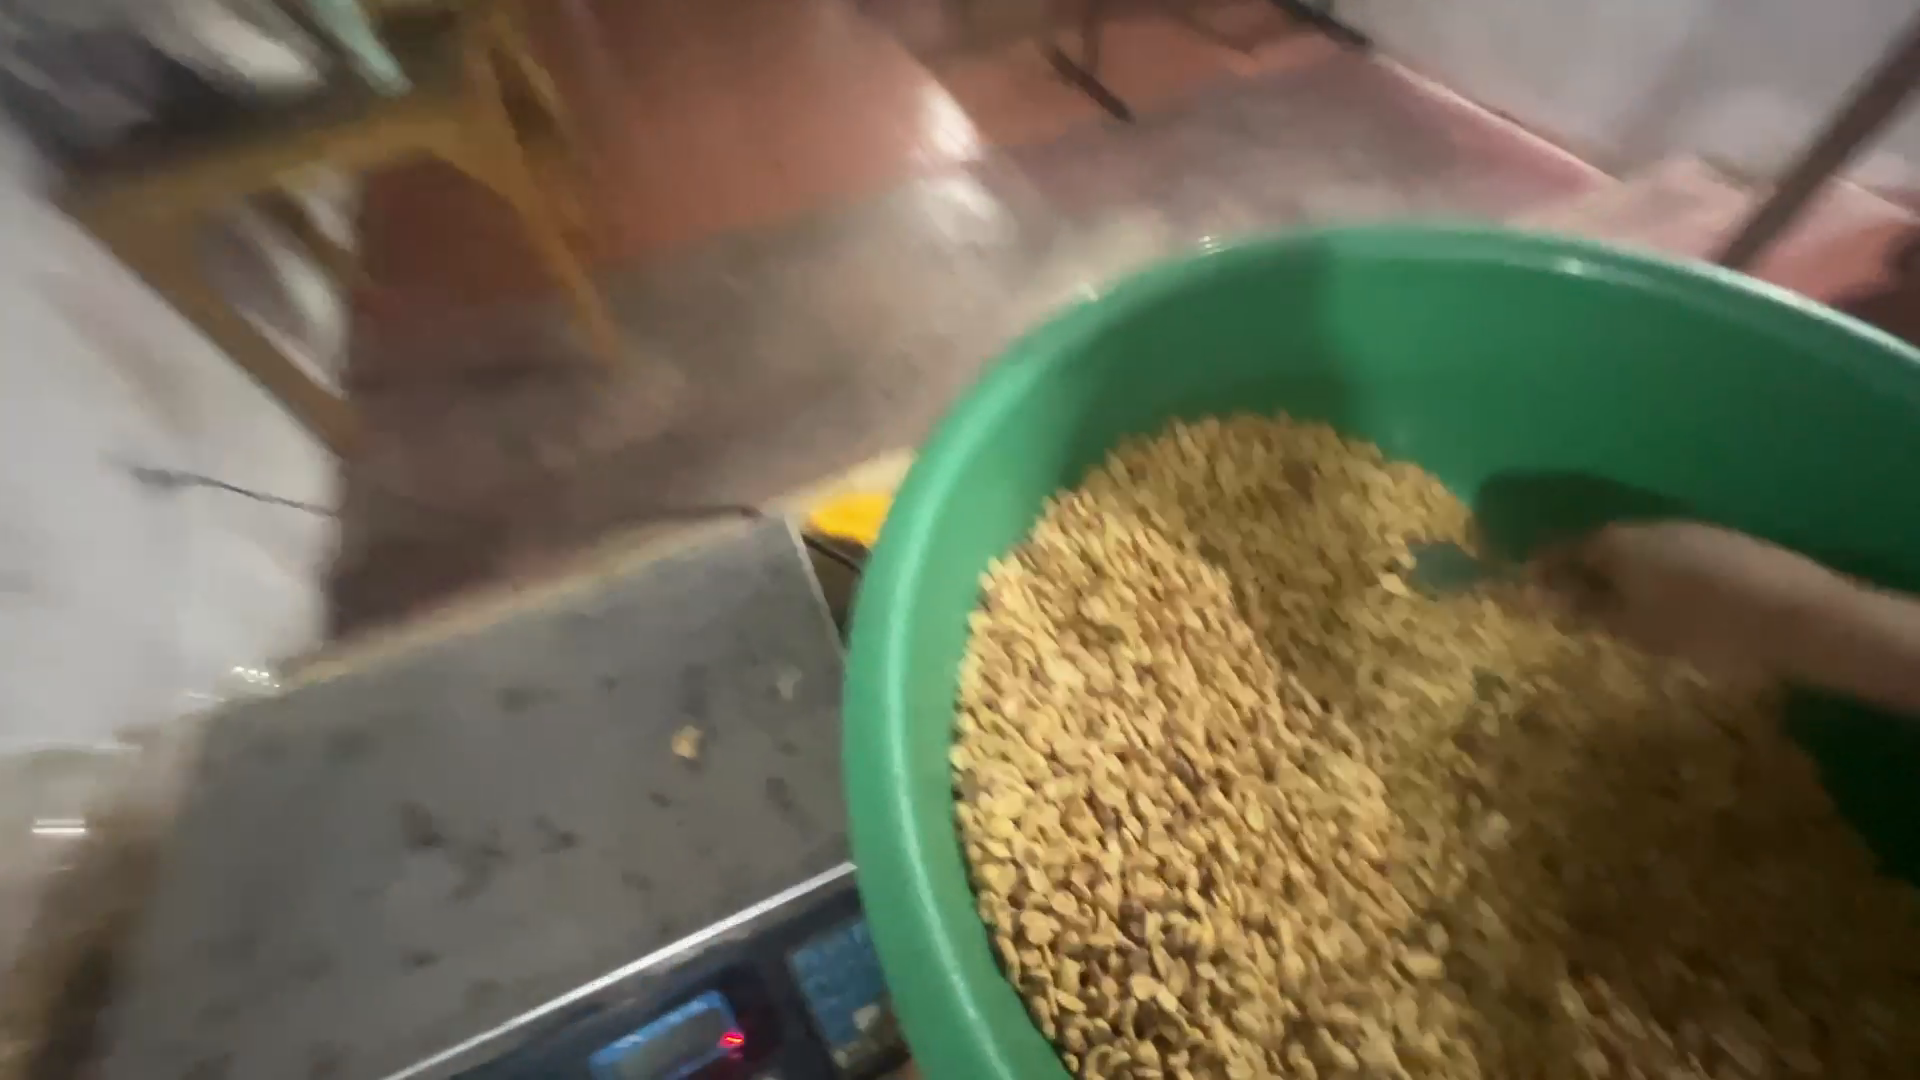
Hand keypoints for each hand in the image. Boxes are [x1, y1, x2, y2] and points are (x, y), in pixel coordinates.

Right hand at [1531, 521, 1850, 673]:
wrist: (1803, 617)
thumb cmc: (1698, 625)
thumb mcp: (1628, 626)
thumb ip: (1583, 607)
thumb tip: (1545, 596)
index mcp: (1611, 544)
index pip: (1557, 552)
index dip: (1539, 571)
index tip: (1524, 590)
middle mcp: (1644, 527)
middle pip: (1600, 548)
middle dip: (1584, 572)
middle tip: (1575, 603)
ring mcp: (1690, 531)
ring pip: (1640, 551)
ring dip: (1625, 573)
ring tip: (1624, 605)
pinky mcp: (1728, 543)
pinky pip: (1675, 557)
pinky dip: (1661, 575)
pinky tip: (1673, 601)